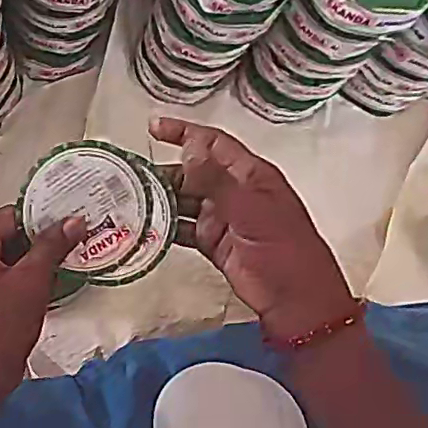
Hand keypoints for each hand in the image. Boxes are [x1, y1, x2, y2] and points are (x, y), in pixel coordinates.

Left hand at [0, 205, 84, 386]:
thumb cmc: (0, 324)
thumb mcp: (33, 278)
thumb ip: (53, 245)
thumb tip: (74, 221)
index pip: (10, 217)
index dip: (42, 218)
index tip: (72, 217)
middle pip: (11, 235)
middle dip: (43, 238)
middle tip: (77, 235)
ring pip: (13, 256)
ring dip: (40, 258)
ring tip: (72, 252)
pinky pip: (10, 274)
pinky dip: (31, 274)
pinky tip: (57, 275)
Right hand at [151, 117, 358, 343]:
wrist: (295, 300)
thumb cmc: (283, 250)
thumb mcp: (251, 210)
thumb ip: (217, 180)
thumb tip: (190, 149)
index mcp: (251, 175)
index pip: (213, 143)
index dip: (184, 132)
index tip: (154, 127)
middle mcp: (236, 193)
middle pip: (195, 173)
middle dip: (166, 172)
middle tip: (133, 176)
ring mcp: (225, 219)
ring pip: (187, 201)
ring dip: (163, 200)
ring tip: (132, 200)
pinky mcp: (215, 244)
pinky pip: (186, 229)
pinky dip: (167, 227)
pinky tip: (147, 227)